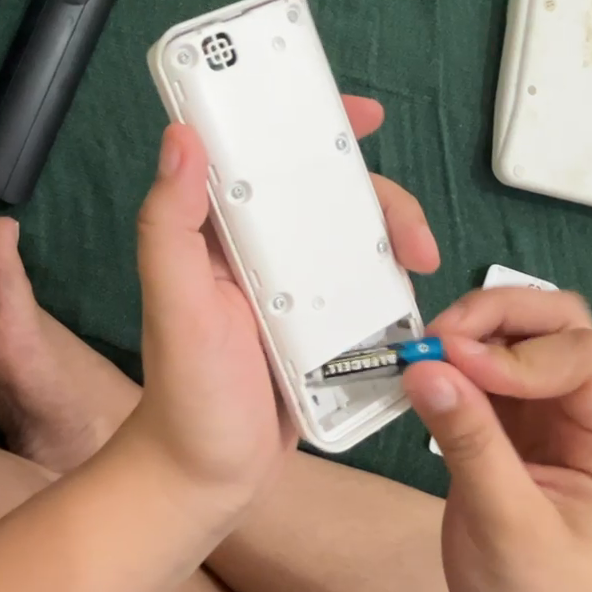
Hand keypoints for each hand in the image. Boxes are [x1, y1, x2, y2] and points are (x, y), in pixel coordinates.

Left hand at [118, 96, 438, 513]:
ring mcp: (292, 289)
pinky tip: (411, 297)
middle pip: (325, 196)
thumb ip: (170, 224)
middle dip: (376, 196)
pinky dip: (390, 284)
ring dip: (392, 239)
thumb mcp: (174, 304)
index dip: (306, 127)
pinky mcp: (319, 326)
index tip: (360, 116)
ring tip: (421, 265)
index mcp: (219, 234)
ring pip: (351, 238)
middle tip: (412, 232)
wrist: (211, 476)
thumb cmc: (187, 392)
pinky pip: (361, 287)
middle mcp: (257, 251)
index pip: (261, 159)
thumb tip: (182, 136)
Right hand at [401, 289, 591, 591]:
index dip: (517, 352)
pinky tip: (425, 373)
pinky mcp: (511, 426)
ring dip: (473, 333)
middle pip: (559, 326)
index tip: (451, 362)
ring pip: (520, 339)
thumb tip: (422, 368)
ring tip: (424, 352)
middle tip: (437, 337)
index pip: (581, 358)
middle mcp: (589, 416)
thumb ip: (468, 441)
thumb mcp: (504, 525)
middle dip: (499, 317)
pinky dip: (455, 361)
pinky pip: (486, 371)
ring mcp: (550, 417)